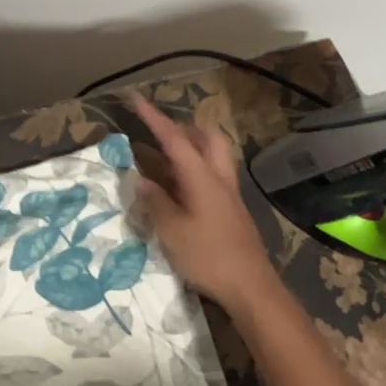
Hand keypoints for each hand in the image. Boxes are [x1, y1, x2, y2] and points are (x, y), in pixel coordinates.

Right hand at [128, 95, 280, 311]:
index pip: (174, 137)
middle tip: (158, 132)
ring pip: (212, 153)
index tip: (135, 98)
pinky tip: (177, 186)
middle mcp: (218, 177)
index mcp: (201, 177)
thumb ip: (156, 201)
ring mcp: (228, 193)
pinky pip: (211, 173)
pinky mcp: (231, 208)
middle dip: (182, 127)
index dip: (153, 117)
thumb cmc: (208, 257)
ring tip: (163, 155)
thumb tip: (142, 180)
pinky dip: (193, 168)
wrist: (251, 287)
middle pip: (206, 136)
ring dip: (190, 146)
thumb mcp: (171, 231)